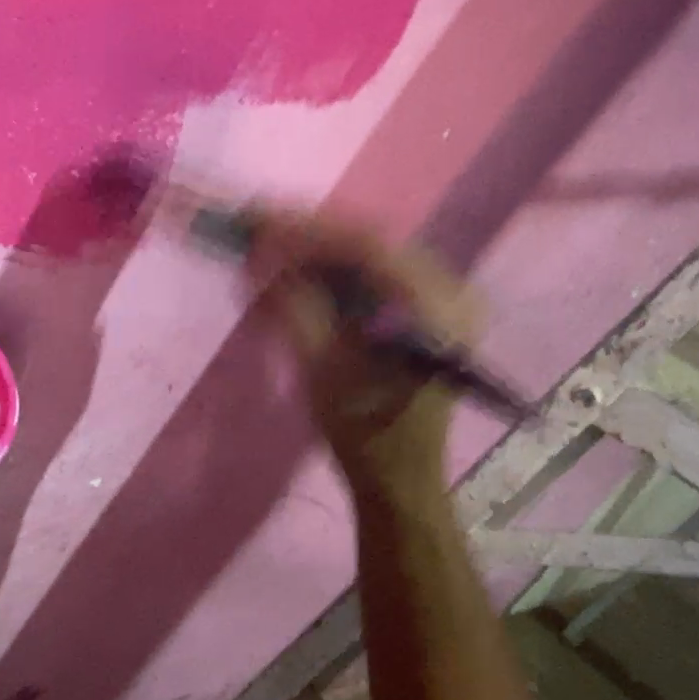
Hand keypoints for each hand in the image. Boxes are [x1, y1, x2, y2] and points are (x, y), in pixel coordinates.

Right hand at [244, 208, 480, 485]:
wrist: (398, 477)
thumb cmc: (362, 431)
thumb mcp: (319, 368)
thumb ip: (291, 305)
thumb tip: (257, 257)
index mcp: (433, 306)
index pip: (365, 245)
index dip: (304, 228)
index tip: (254, 221)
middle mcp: (447, 290)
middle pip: (366, 241)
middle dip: (304, 232)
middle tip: (252, 226)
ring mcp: (438, 299)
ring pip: (365, 254)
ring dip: (312, 248)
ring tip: (264, 243)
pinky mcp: (421, 311)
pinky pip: (369, 274)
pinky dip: (327, 270)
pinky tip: (292, 270)